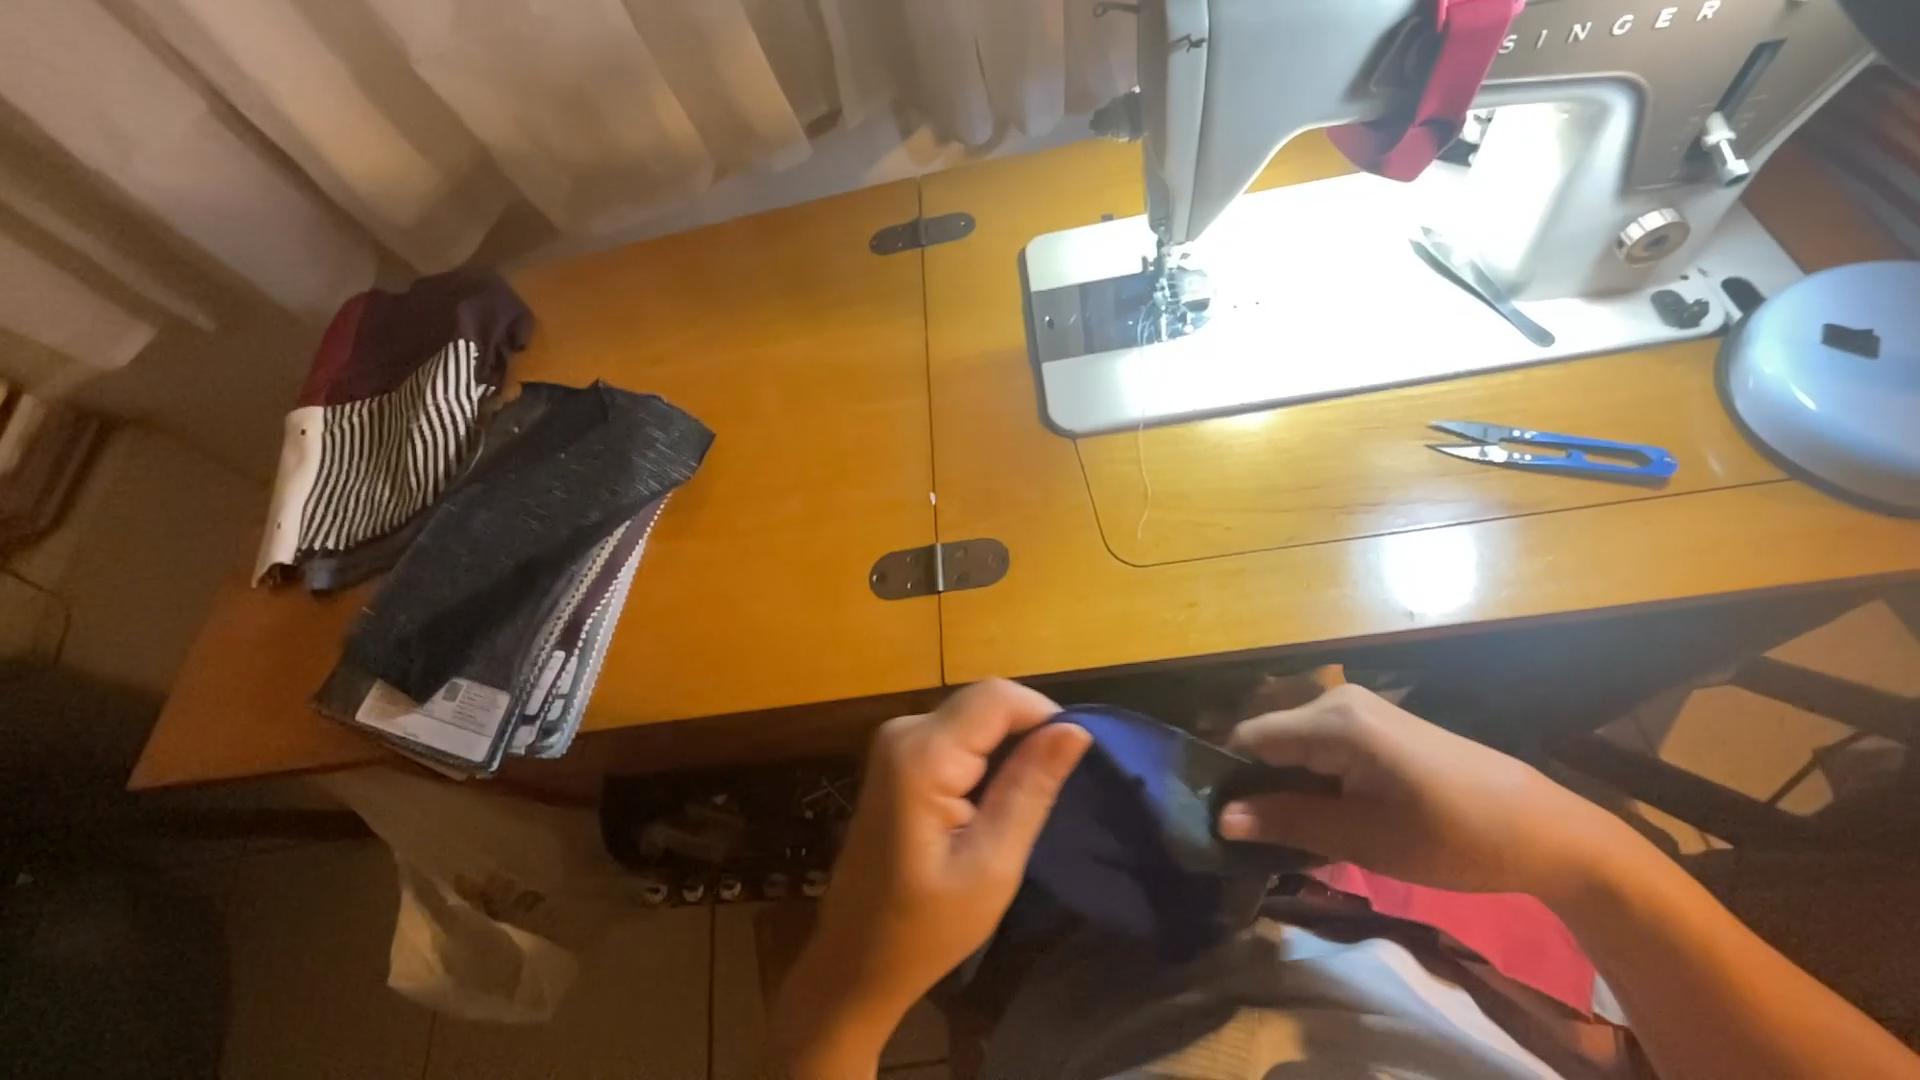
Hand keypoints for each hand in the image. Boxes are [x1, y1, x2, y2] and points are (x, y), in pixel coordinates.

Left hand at [771, 680, 1090, 1075]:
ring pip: (973, 717)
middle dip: (1026, 734)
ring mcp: (893, 742)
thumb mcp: (993, 865)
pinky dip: (984, 758)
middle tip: (1048, 794)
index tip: (1072, 762)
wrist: (855, 959)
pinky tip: (989, 804)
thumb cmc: (925, 928)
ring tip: (1020, 804)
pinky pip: (955, 735)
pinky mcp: (895, 757)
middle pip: (984, 703)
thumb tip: (1075, 729)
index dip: (1044, 715)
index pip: (997, 697)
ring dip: (1007, 748)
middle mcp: (902, 732)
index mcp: (921, 755)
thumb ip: (1030, 787)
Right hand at [1218, 684, 1635, 901]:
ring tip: (1287, 834)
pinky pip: (1318, 746)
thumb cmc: (1452, 836)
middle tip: (1256, 839)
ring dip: (1284, 787)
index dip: (1228, 780)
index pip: (1248, 739)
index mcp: (1332, 721)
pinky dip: (1310, 780)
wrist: (1543, 831)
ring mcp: (1357, 709)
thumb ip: (1287, 822)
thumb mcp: (1363, 838)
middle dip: (1255, 786)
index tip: (1220, 824)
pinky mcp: (1373, 724)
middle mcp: (1337, 701)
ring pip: (1291, 746)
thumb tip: (1220, 819)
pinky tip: (1322, 816)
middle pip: (1268, 741)